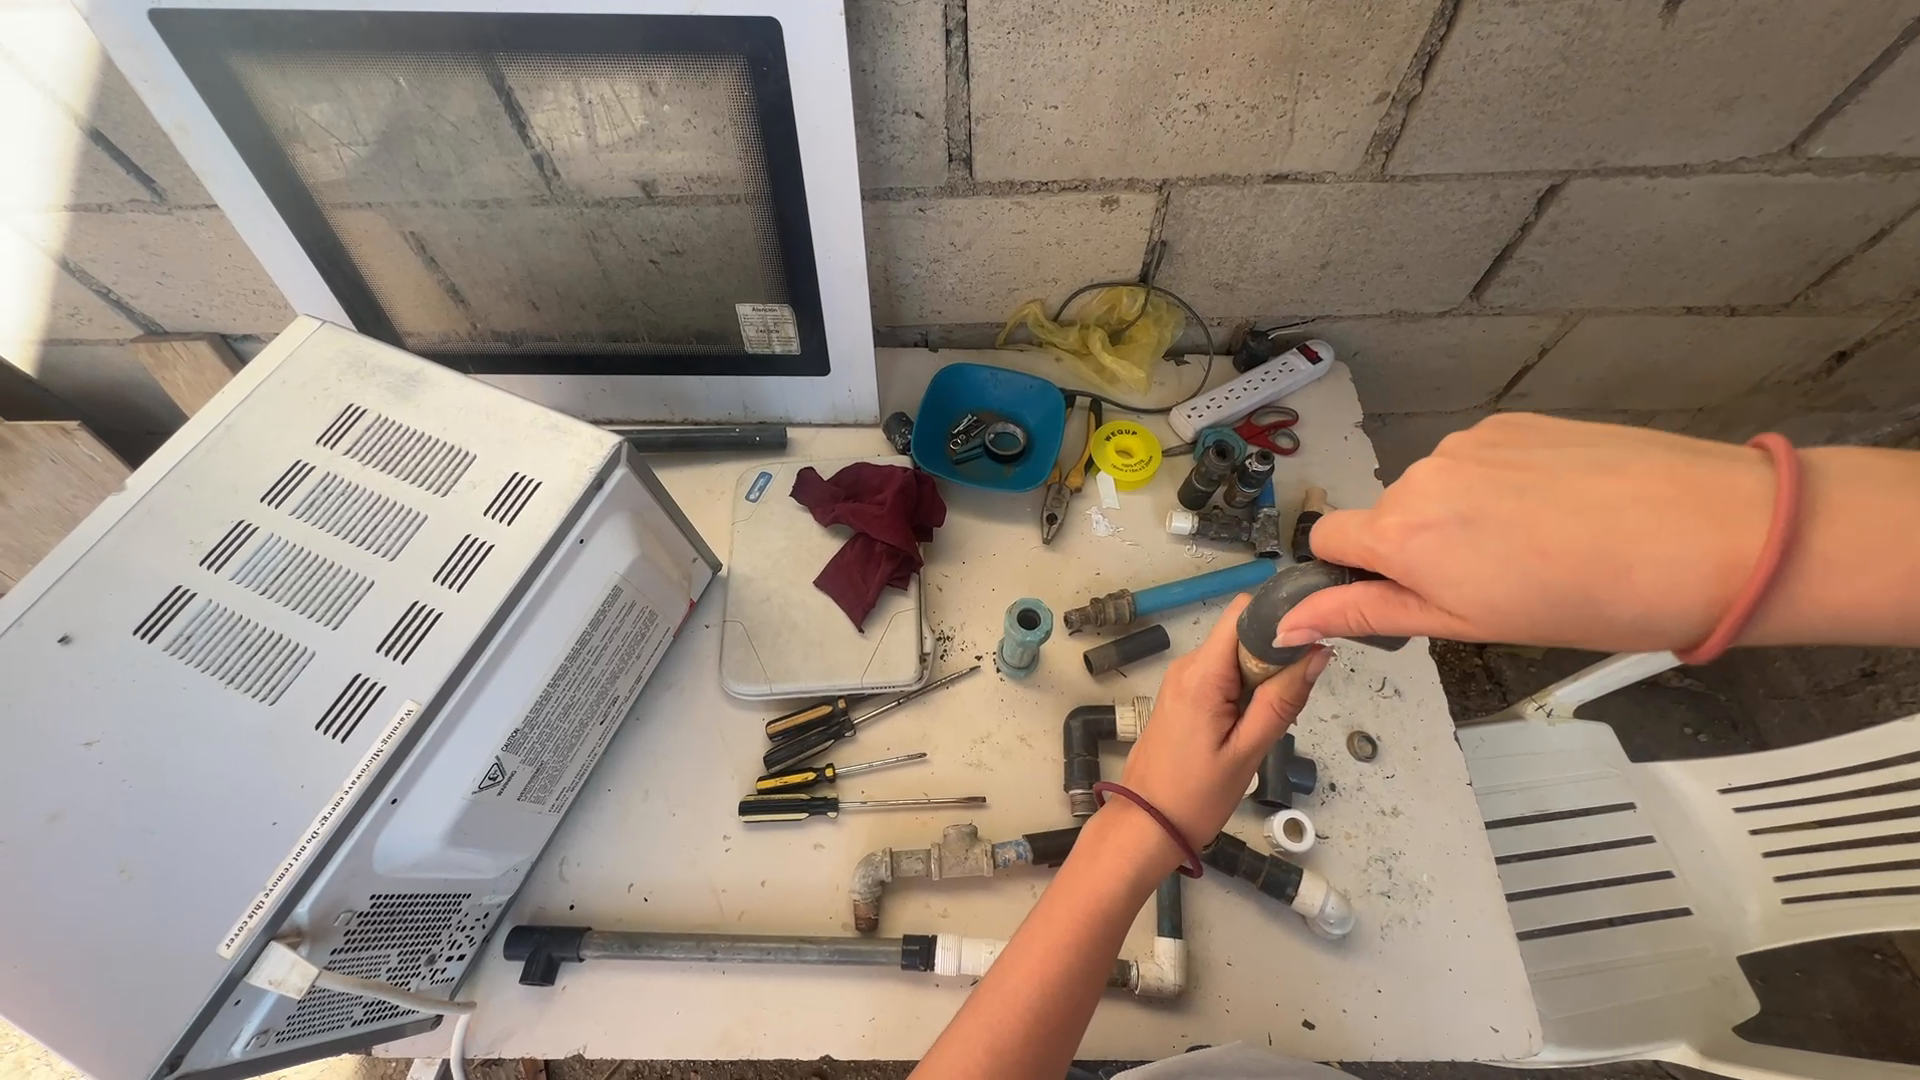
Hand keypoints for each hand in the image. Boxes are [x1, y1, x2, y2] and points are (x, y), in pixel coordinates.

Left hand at [1118, 594, 1330, 850]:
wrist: (1146, 823)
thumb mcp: (1248, 751)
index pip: (1242, 612)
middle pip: (1240, 633)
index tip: (1312, 641)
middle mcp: (1187, 665)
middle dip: (1274, 654)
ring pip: (1233, 654)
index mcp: (1201, 673)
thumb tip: (1317, 654)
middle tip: (1294, 696)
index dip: (1278, 618)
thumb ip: (1282, 700)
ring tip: (1272, 715)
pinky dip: (1244, 687)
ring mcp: (1181, 679)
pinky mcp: (1182, 693)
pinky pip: (1221, 674)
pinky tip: (1251, 720)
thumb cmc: (1196, 795)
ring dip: (1261, 674)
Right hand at [1276, 412, 1776, 652]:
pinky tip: (1551, 505)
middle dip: (1415, 543)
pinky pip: (1474, 459)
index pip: (1326, 538)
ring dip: (1457, 513)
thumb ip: (1364, 614)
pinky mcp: (1510, 422)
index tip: (1398, 587)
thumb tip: (1287, 623)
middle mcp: (1418, 477)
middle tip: (1486, 576)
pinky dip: (1494, 482)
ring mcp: (1466, 444)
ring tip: (1531, 539)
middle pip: (1384, 514)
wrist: (1718, 535)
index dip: (1350, 568)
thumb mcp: (1464, 624)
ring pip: (1432, 487)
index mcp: (1400, 534)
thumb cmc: (1589, 601)